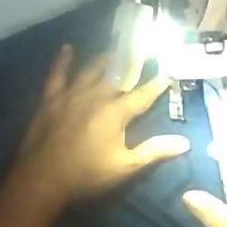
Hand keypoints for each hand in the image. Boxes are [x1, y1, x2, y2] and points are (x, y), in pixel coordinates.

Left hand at [12, 46, 190, 205]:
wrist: (41, 179)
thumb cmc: (86, 175)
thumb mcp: (125, 167)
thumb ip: (154, 152)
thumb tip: (185, 142)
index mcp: (115, 112)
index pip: (143, 93)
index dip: (158, 82)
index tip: (170, 69)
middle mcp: (95, 95)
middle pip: (118, 73)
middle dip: (134, 60)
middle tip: (146, 46)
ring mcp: (70, 95)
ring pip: (91, 69)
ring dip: (105, 58)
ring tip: (117, 49)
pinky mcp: (50, 99)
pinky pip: (57, 75)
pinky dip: (63, 61)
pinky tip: (67, 48)